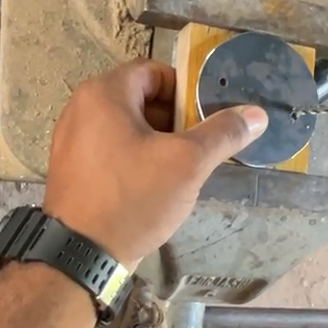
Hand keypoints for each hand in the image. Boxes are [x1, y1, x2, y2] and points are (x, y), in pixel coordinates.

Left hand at [44, 59, 265, 263]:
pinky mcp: (71, 171)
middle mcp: (80, 110)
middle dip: (173, 121)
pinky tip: (152, 189)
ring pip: (126, 129)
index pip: (153, 71)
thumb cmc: (133, 199)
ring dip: (157, 144)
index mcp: (103, 94)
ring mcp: (71, 142)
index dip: (185, 91)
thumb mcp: (188, 164)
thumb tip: (256, 115)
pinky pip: (111, 152)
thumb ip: (223, 134)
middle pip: (139, 99)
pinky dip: (135, 161)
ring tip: (179, 172)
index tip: (204, 120)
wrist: (81, 256)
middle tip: (197, 149)